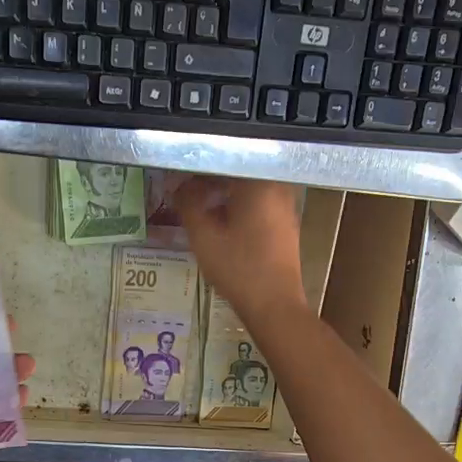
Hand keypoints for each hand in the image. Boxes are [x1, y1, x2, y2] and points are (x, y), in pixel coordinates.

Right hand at [173, 176, 309, 326]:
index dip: (195, 166)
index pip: (222, 157)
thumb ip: (187, 203)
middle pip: (236, 169)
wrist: (274, 305)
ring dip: (221, 193)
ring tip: (197, 206)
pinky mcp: (285, 222)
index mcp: (258, 179)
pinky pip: (256, 202)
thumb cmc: (239, 268)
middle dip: (208, 179)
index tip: (176, 176)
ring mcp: (285, 203)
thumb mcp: (204, 236)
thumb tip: (175, 184)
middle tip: (182, 191)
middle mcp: (276, 184)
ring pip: (246, 186)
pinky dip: (236, 205)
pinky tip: (219, 222)